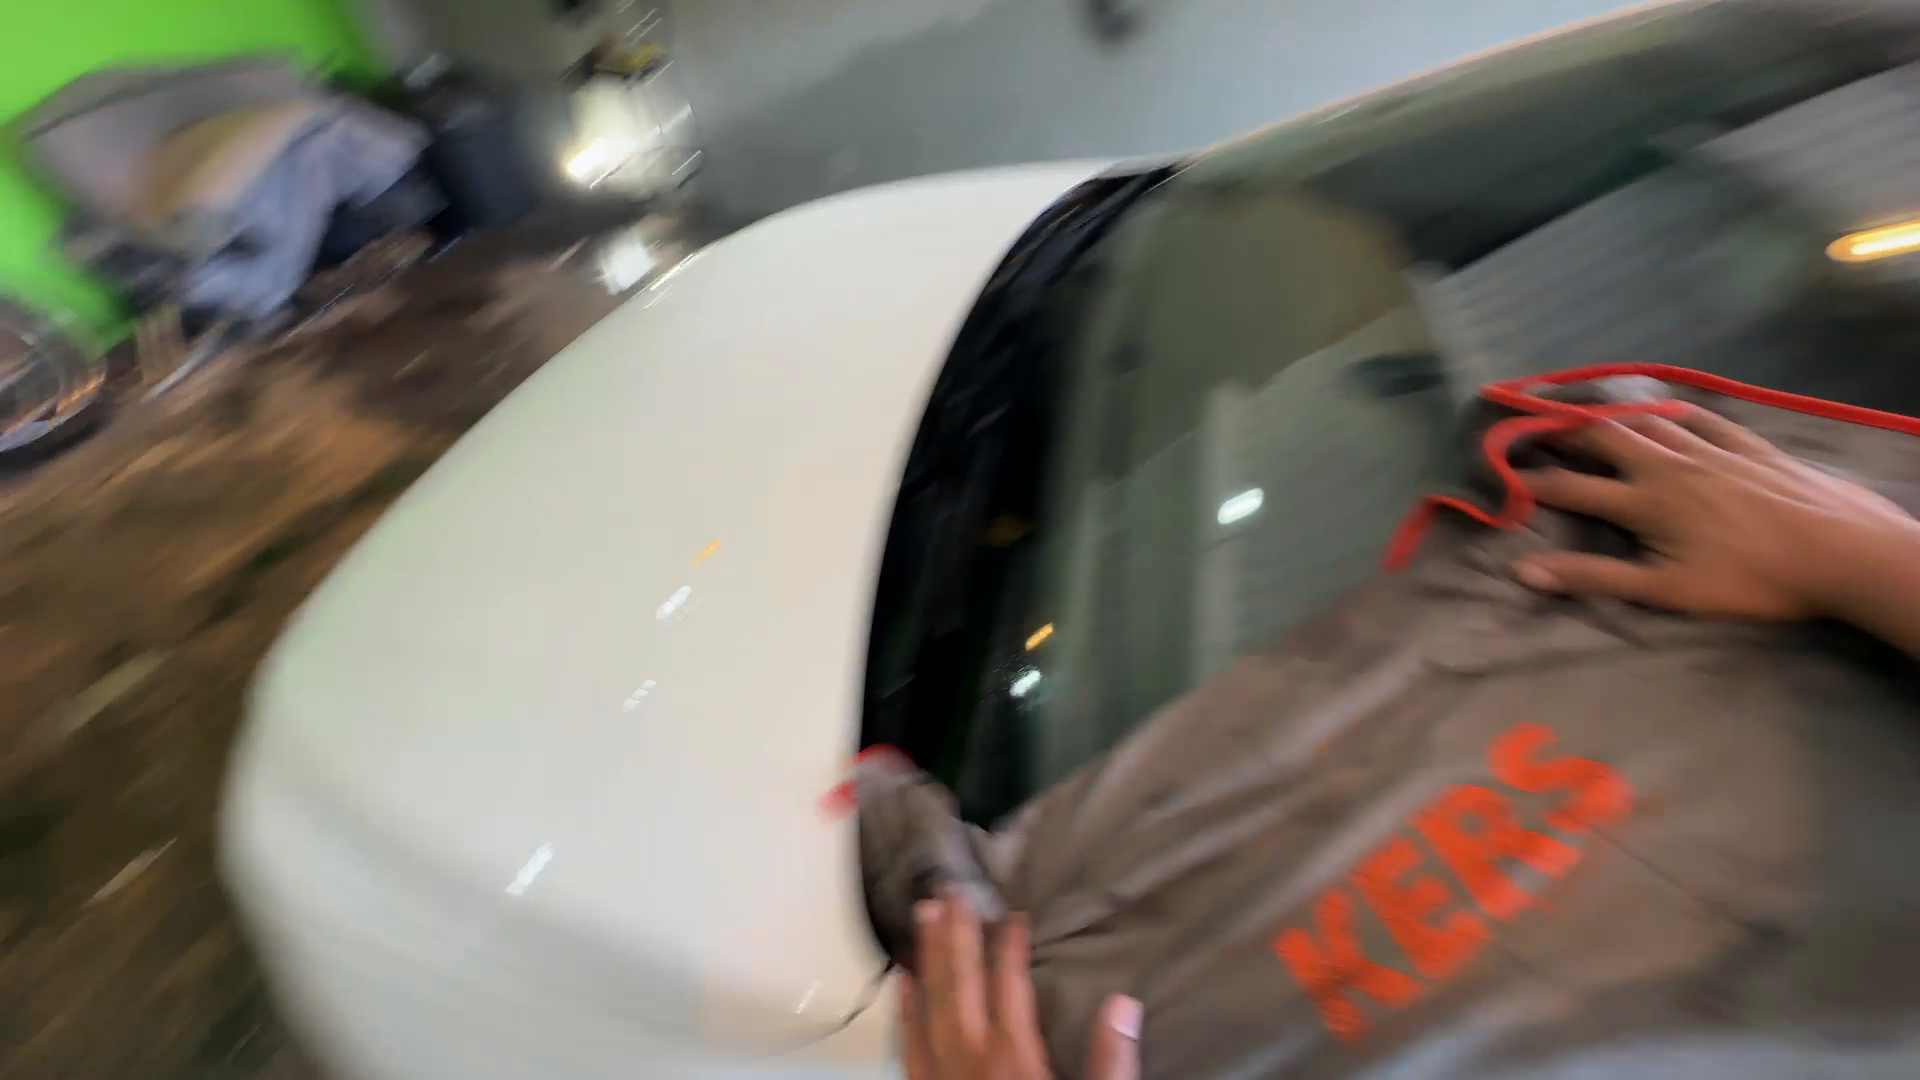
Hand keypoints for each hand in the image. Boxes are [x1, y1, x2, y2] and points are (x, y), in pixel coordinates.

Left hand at [900, 892, 1141, 1079]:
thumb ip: (1111, 1062)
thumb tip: (1123, 1006)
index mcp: (1014, 1057)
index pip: (1010, 981)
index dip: (1010, 941)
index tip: (1013, 913)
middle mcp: (971, 1057)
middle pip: (962, 979)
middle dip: (958, 931)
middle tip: (952, 889)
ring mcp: (941, 1075)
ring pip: (929, 1000)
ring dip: (927, 954)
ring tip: (922, 913)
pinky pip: (908, 1043)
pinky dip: (904, 1007)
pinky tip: (902, 980)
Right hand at [1511, 408, 1919, 621]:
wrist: (1858, 560)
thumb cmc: (1756, 581)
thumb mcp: (1666, 591)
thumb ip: (1592, 578)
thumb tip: (1520, 571)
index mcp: (1644, 502)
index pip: (1568, 487)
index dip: (1526, 481)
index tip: (1495, 475)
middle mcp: (1669, 467)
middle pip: (1603, 438)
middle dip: (1561, 432)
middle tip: (1531, 427)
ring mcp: (1714, 453)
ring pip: (1648, 421)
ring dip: (1609, 416)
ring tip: (1583, 415)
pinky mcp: (1754, 449)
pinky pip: (1705, 418)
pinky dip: (1673, 410)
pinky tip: (1661, 408)